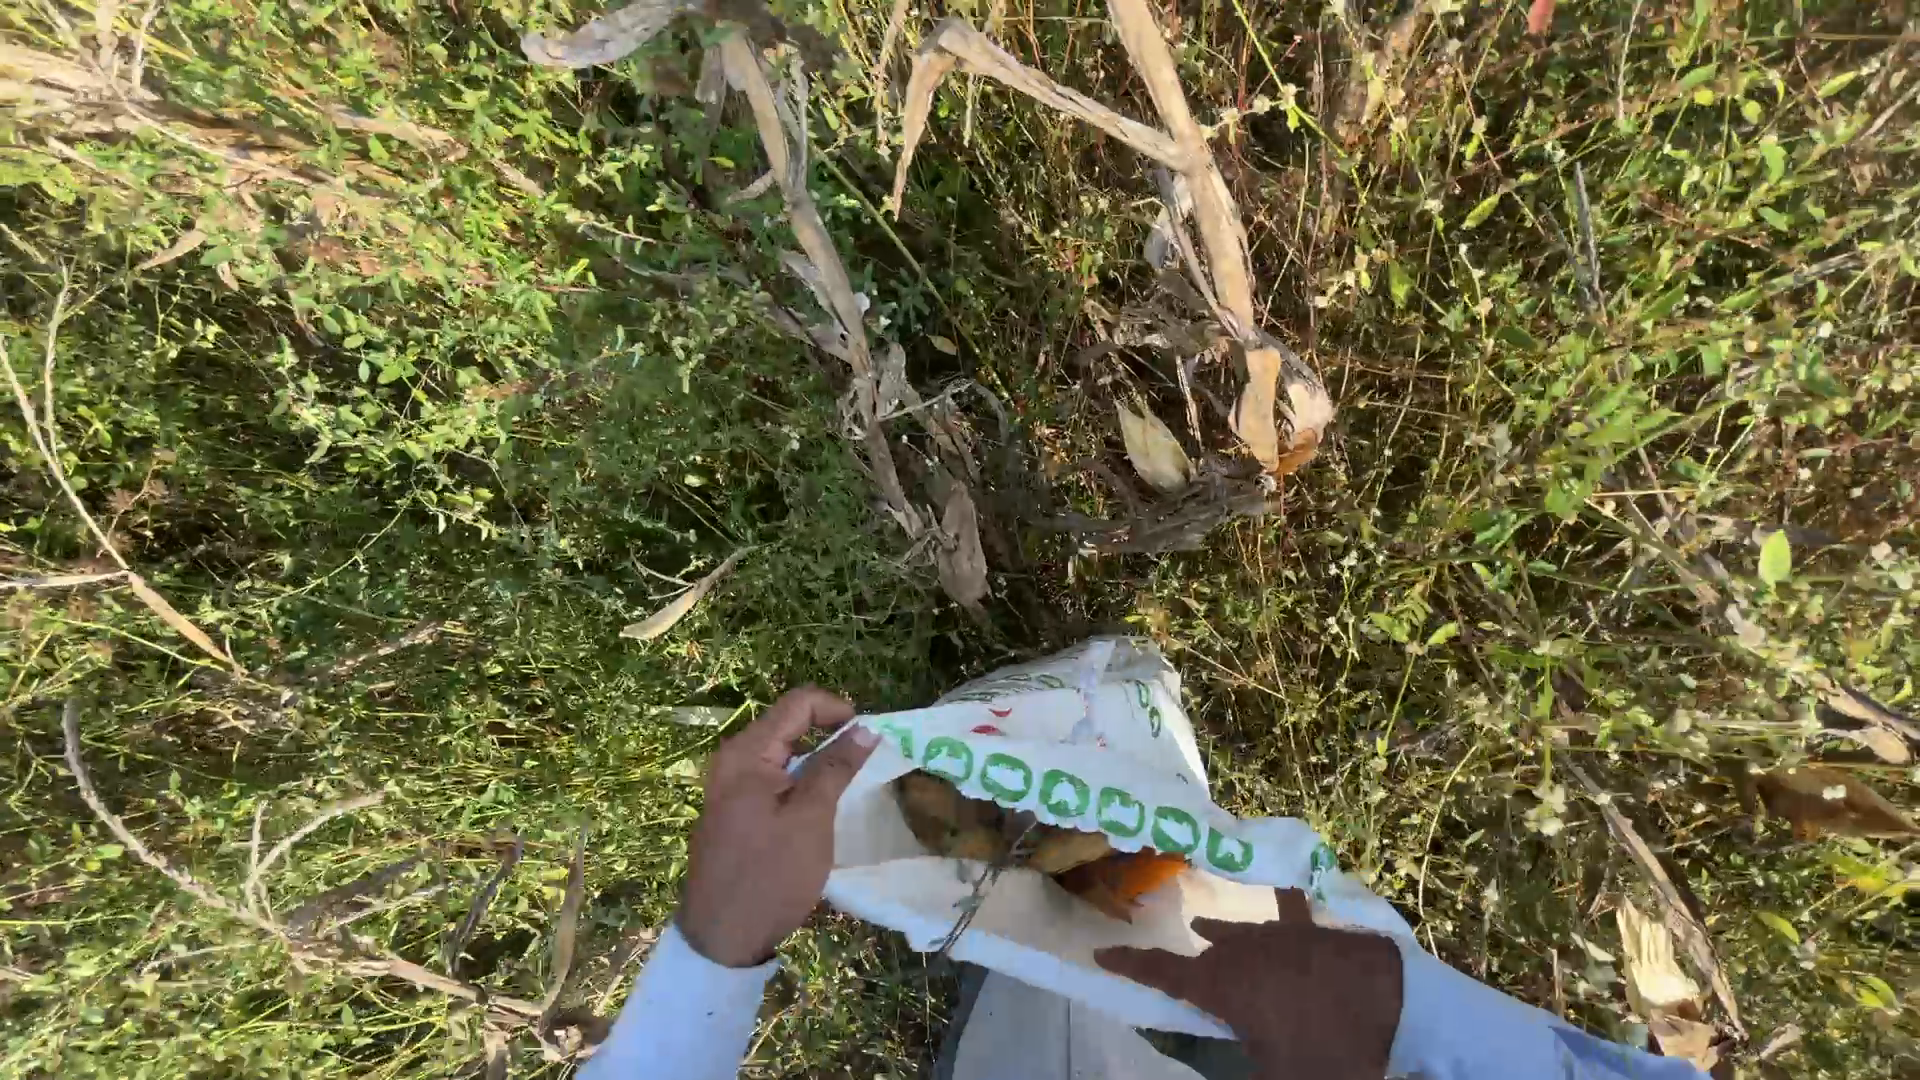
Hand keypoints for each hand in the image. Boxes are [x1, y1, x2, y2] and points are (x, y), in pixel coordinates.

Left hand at [677, 687, 878, 966]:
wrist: (721, 941)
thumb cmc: (770, 874)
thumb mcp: (812, 817)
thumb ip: (837, 766)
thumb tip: (865, 728)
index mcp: (747, 753)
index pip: (798, 703)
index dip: (837, 709)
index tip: (867, 735)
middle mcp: (733, 759)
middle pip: (789, 722)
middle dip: (829, 731)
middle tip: (863, 757)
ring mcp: (729, 784)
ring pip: (783, 750)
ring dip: (818, 756)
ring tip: (848, 779)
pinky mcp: (734, 808)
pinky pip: (773, 774)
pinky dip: (801, 777)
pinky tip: (819, 801)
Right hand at [1095, 888, 1403, 1079]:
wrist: (1390, 997)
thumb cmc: (1328, 1044)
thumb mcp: (1284, 1079)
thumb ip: (1246, 1076)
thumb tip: (1213, 1075)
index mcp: (1221, 986)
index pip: (1160, 973)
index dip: (1128, 964)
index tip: (1099, 953)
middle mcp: (1237, 952)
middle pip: (1202, 957)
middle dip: (1186, 965)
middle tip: (1175, 973)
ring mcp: (1273, 934)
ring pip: (1235, 933)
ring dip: (1219, 937)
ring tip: (1203, 930)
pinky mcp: (1306, 929)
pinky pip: (1288, 909)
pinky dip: (1282, 899)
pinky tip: (1284, 885)